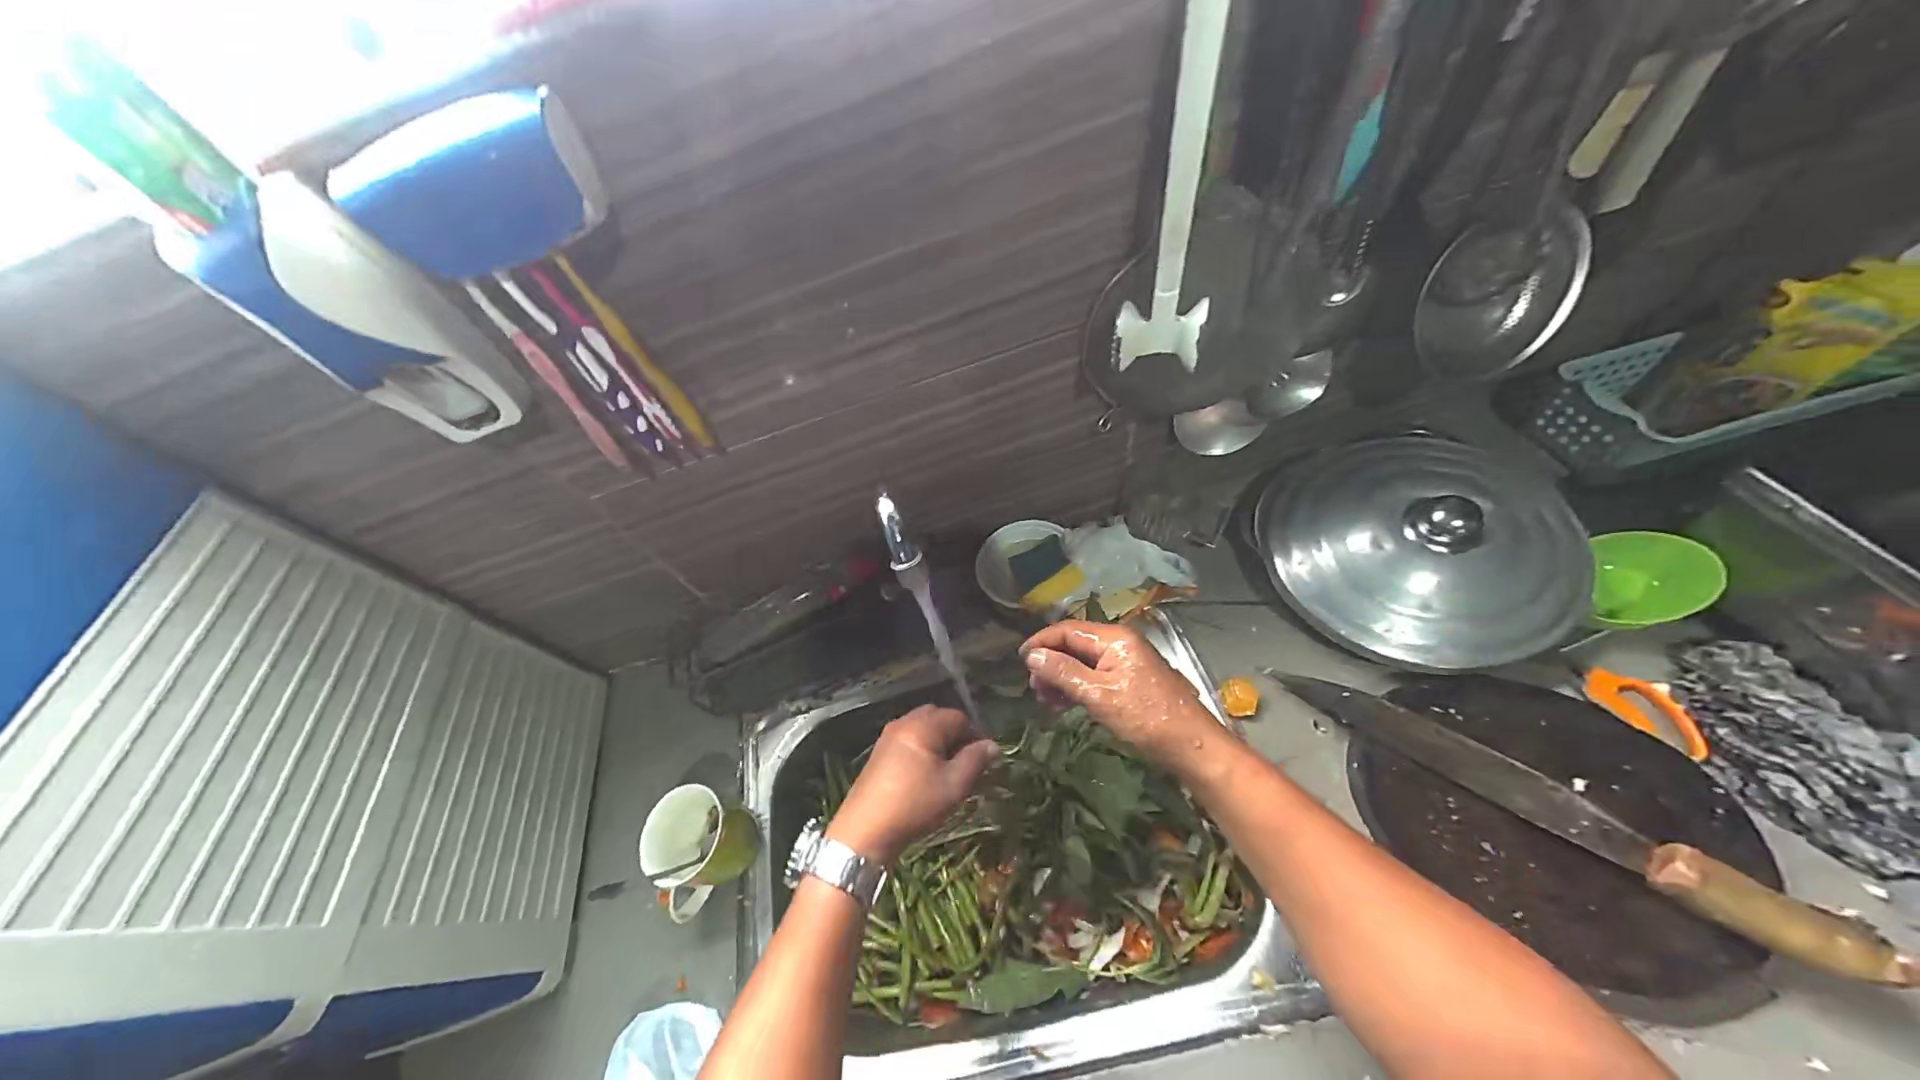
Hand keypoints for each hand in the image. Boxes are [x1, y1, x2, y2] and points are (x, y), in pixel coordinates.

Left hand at [826, 705, 997, 862]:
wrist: (864, 831)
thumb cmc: (914, 805)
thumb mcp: (953, 786)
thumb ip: (975, 761)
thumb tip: (992, 745)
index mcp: (922, 726)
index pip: (958, 717)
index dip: (975, 734)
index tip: (984, 759)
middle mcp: (903, 723)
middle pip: (938, 717)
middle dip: (955, 734)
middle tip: (966, 762)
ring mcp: (887, 737)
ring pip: (921, 728)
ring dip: (938, 741)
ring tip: (947, 770)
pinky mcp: (878, 753)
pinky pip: (907, 739)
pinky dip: (921, 748)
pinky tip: (925, 775)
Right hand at [1021, 620, 1220, 770]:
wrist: (1192, 746)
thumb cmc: (1146, 718)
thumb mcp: (1098, 695)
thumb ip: (1063, 672)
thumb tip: (1032, 655)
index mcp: (1114, 639)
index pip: (1068, 630)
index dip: (1041, 642)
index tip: (1019, 660)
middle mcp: (1120, 644)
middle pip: (1075, 645)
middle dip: (1050, 663)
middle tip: (1033, 688)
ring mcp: (1127, 663)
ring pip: (1084, 663)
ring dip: (1062, 678)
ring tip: (1045, 700)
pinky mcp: (1130, 682)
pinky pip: (1096, 677)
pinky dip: (1077, 687)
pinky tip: (1065, 704)